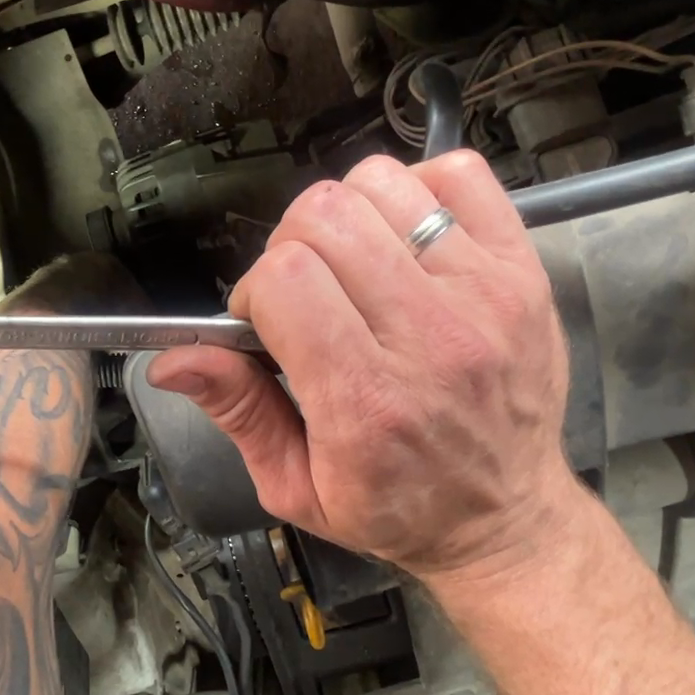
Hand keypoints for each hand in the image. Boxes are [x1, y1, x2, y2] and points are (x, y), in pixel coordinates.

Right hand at [147, 151, 585, 583]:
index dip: (255, 289)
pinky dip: (417, 193)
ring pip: (382, 185)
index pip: (285, 278)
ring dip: (347, 218)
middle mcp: (430, 339)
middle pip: (325, 218)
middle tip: (305, 295)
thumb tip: (173, 361)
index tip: (265, 321)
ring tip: (354, 268)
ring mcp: (485, 296)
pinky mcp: (522, 272)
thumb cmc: (398, 510)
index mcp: (365, 401)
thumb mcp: (295, 487)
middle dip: (291, 248)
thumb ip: (237, 411)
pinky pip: (459, 176)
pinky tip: (404, 242)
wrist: (505, 517)